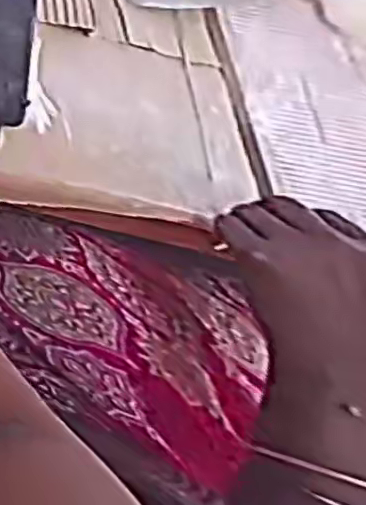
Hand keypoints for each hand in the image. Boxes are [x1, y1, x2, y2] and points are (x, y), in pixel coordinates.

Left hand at [217, 197, 365, 394]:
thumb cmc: (354, 342)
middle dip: (266, 215)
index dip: (302, 226)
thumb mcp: (359, 290)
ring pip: (251, 210)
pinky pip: (227, 224)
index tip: (288, 236)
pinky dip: (222, 231)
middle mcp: (340, 243)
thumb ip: (346, 266)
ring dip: (241, 222)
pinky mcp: (260, 254)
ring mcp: (298, 245)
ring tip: (240, 241)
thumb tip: (319, 258)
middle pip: (286, 206)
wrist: (344, 369)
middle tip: (255, 232)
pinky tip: (225, 246)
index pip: (330, 218)